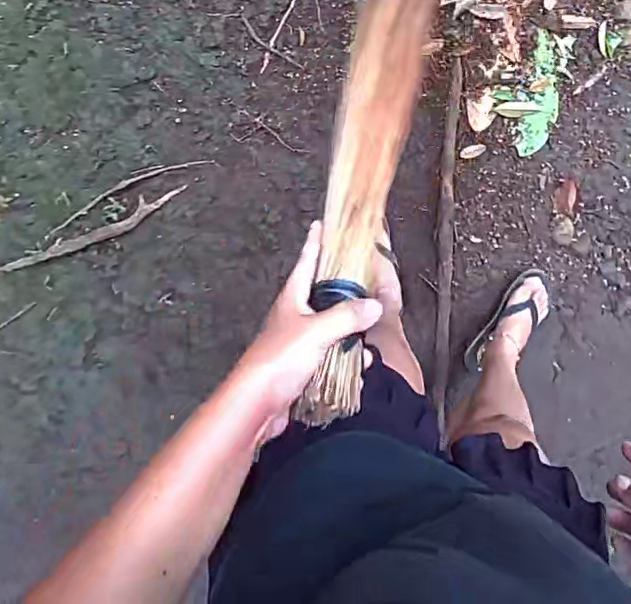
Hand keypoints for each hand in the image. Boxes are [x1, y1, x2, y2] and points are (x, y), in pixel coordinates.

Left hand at [227, 222, 382, 442]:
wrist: (255, 406)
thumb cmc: (279, 359)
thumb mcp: (317, 331)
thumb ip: (347, 316)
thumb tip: (374, 305)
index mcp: (292, 298)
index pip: (306, 261)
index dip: (314, 242)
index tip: (320, 224)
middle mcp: (294, 314)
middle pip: (321, 292)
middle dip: (342, 286)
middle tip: (363, 276)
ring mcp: (297, 340)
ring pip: (329, 324)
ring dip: (349, 328)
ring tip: (369, 327)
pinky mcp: (301, 365)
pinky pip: (330, 353)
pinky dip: (346, 355)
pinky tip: (361, 362)